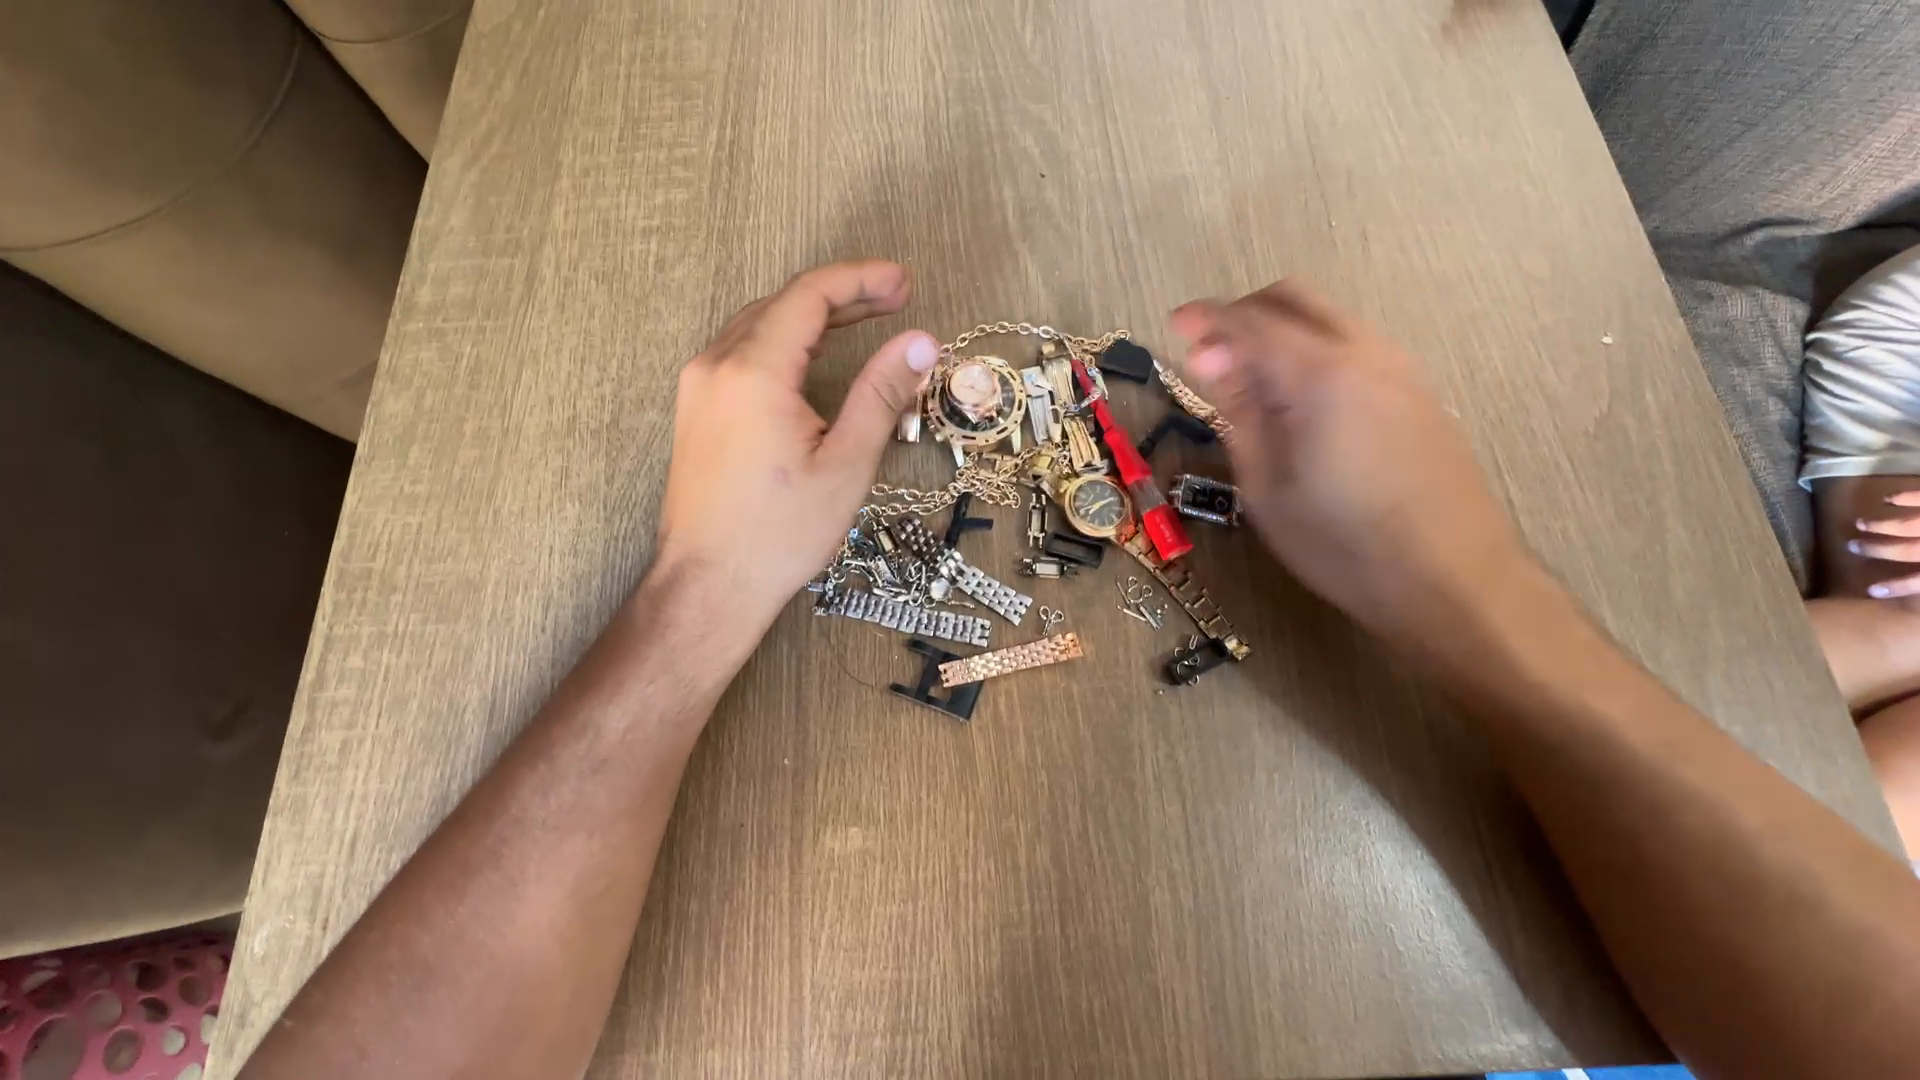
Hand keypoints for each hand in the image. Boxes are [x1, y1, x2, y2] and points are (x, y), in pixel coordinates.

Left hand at [653, 260, 938, 627]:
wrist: (709, 583)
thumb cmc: (780, 533)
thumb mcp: (845, 464)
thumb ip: (882, 394)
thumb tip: (922, 343)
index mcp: (754, 372)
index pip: (809, 295)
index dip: (861, 280)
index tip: (904, 283)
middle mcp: (716, 365)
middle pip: (783, 303)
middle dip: (843, 294)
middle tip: (896, 298)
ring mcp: (699, 386)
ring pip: (759, 324)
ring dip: (812, 316)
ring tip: (865, 319)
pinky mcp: (696, 408)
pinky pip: (741, 351)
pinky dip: (784, 340)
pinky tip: (813, 356)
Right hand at [1170, 279, 1526, 644]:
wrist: (1453, 579)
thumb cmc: (1342, 546)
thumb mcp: (1267, 487)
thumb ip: (1238, 412)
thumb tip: (1210, 358)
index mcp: (1320, 375)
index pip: (1249, 321)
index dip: (1204, 318)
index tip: (1174, 326)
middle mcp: (1365, 353)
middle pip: (1293, 298)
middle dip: (1242, 312)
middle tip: (1207, 351)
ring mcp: (1400, 368)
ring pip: (1327, 318)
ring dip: (1279, 331)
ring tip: (1247, 382)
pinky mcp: (1418, 391)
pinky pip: (1353, 345)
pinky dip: (1312, 350)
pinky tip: (1297, 400)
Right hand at [1848, 491, 1919, 598]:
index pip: (1919, 580)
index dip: (1898, 586)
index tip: (1871, 592)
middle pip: (1905, 550)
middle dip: (1877, 549)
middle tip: (1852, 546)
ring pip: (1907, 524)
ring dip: (1881, 525)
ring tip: (1862, 523)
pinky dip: (1904, 497)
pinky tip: (1888, 498)